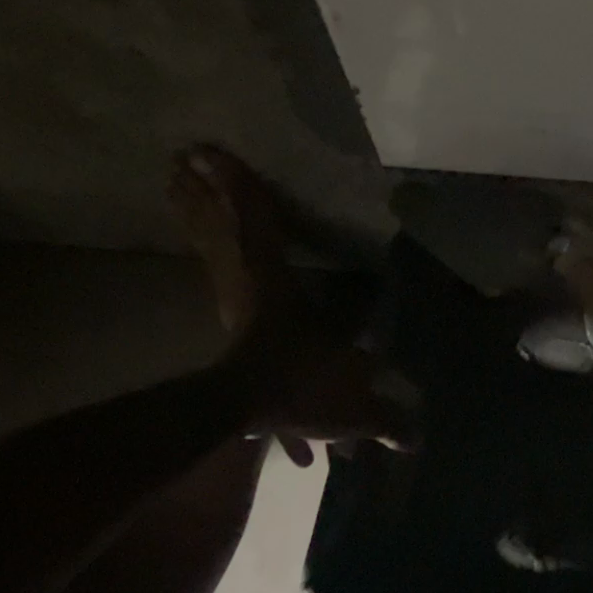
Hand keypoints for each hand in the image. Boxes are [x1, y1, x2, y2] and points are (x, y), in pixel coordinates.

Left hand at [170, 143, 418, 465]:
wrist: (241, 417)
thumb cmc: (295, 390)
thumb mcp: (350, 408)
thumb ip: (386, 420)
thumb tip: (418, 440)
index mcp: (277, 284)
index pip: (258, 223)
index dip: (240, 186)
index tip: (213, 151)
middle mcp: (248, 283)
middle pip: (222, 227)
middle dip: (207, 192)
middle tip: (183, 156)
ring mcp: (231, 298)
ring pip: (209, 246)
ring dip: (195, 212)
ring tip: (175, 179)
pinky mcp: (225, 314)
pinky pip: (211, 267)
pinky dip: (201, 241)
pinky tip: (194, 228)